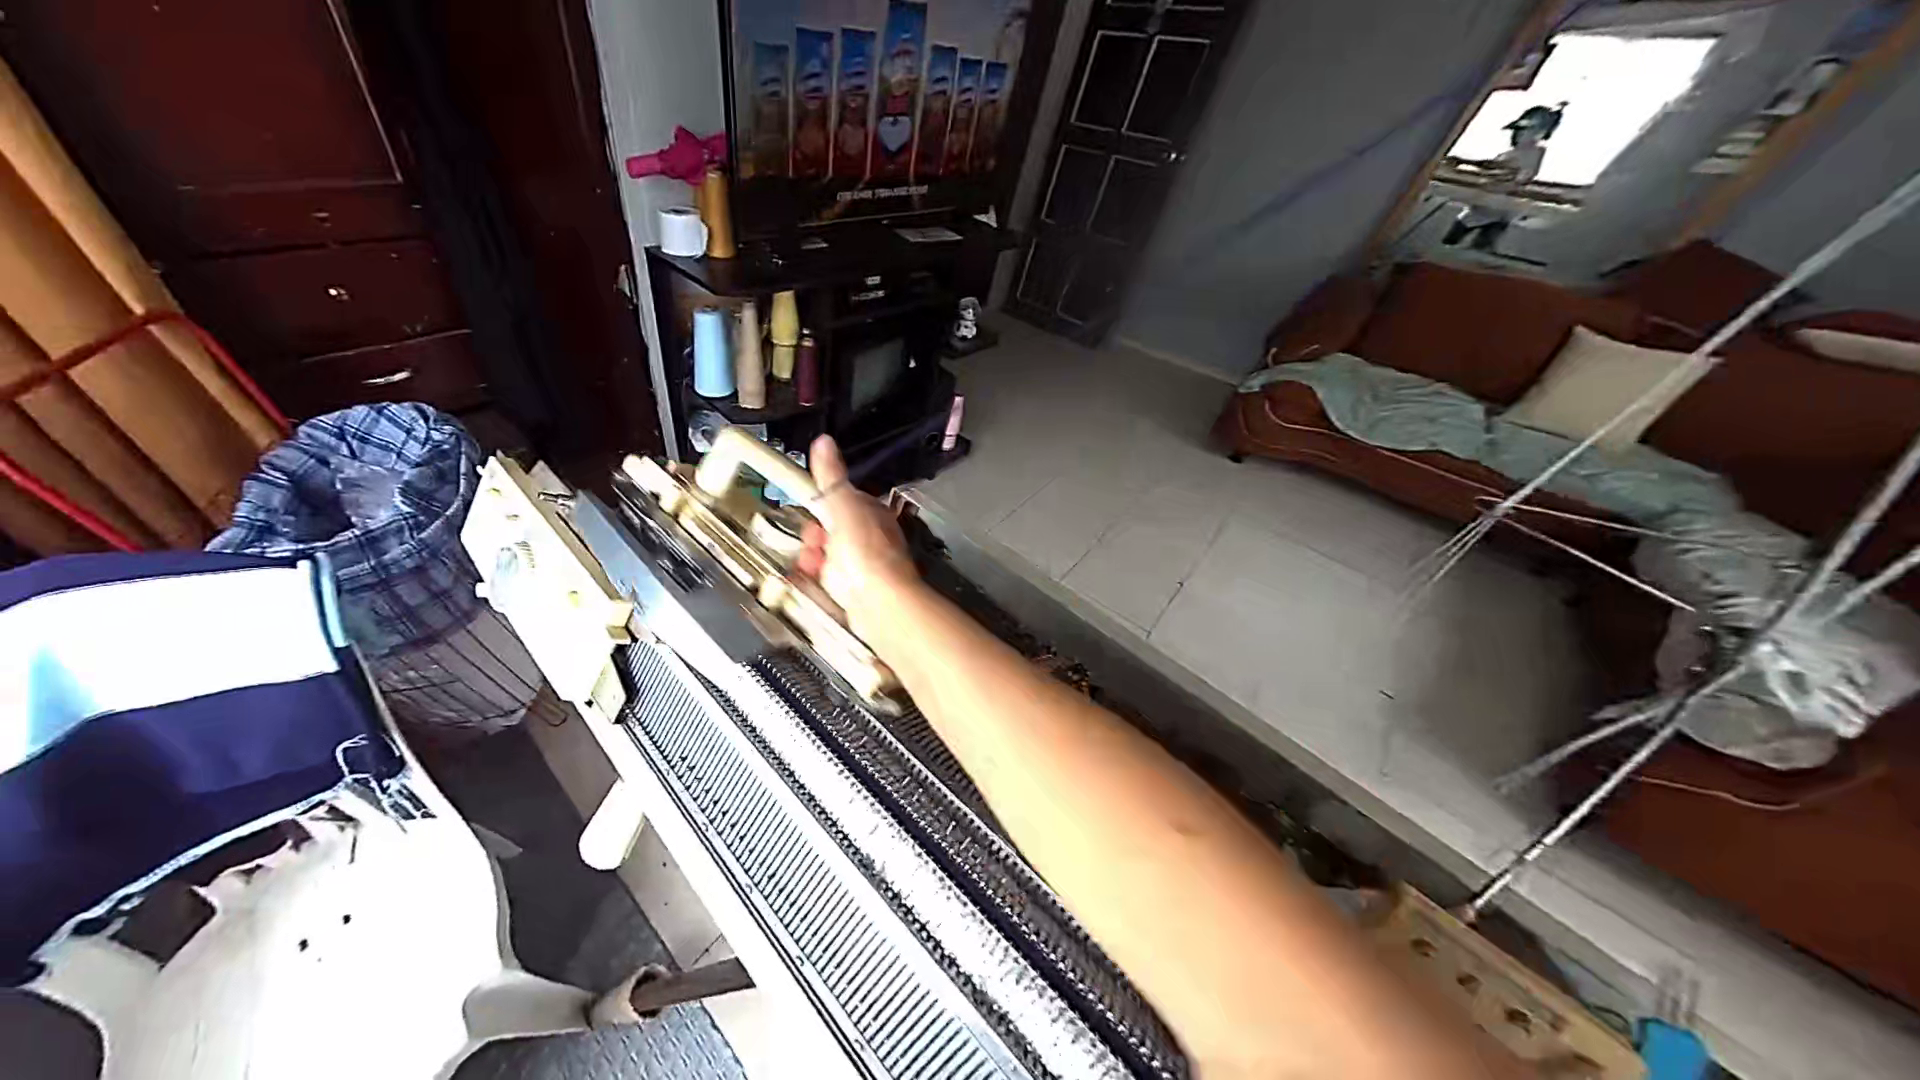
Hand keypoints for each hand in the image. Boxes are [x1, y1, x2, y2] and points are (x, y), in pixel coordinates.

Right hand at [794, 435, 921, 628]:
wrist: (881, 604)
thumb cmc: (869, 557)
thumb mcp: (843, 508)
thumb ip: (831, 478)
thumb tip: (824, 443)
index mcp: (870, 514)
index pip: (840, 501)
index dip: (820, 506)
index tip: (809, 512)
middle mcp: (870, 539)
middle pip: (830, 531)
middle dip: (813, 537)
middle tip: (812, 543)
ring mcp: (863, 566)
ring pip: (827, 557)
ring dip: (812, 560)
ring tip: (812, 565)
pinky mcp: (855, 591)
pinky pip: (828, 582)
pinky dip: (817, 582)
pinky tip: (815, 583)